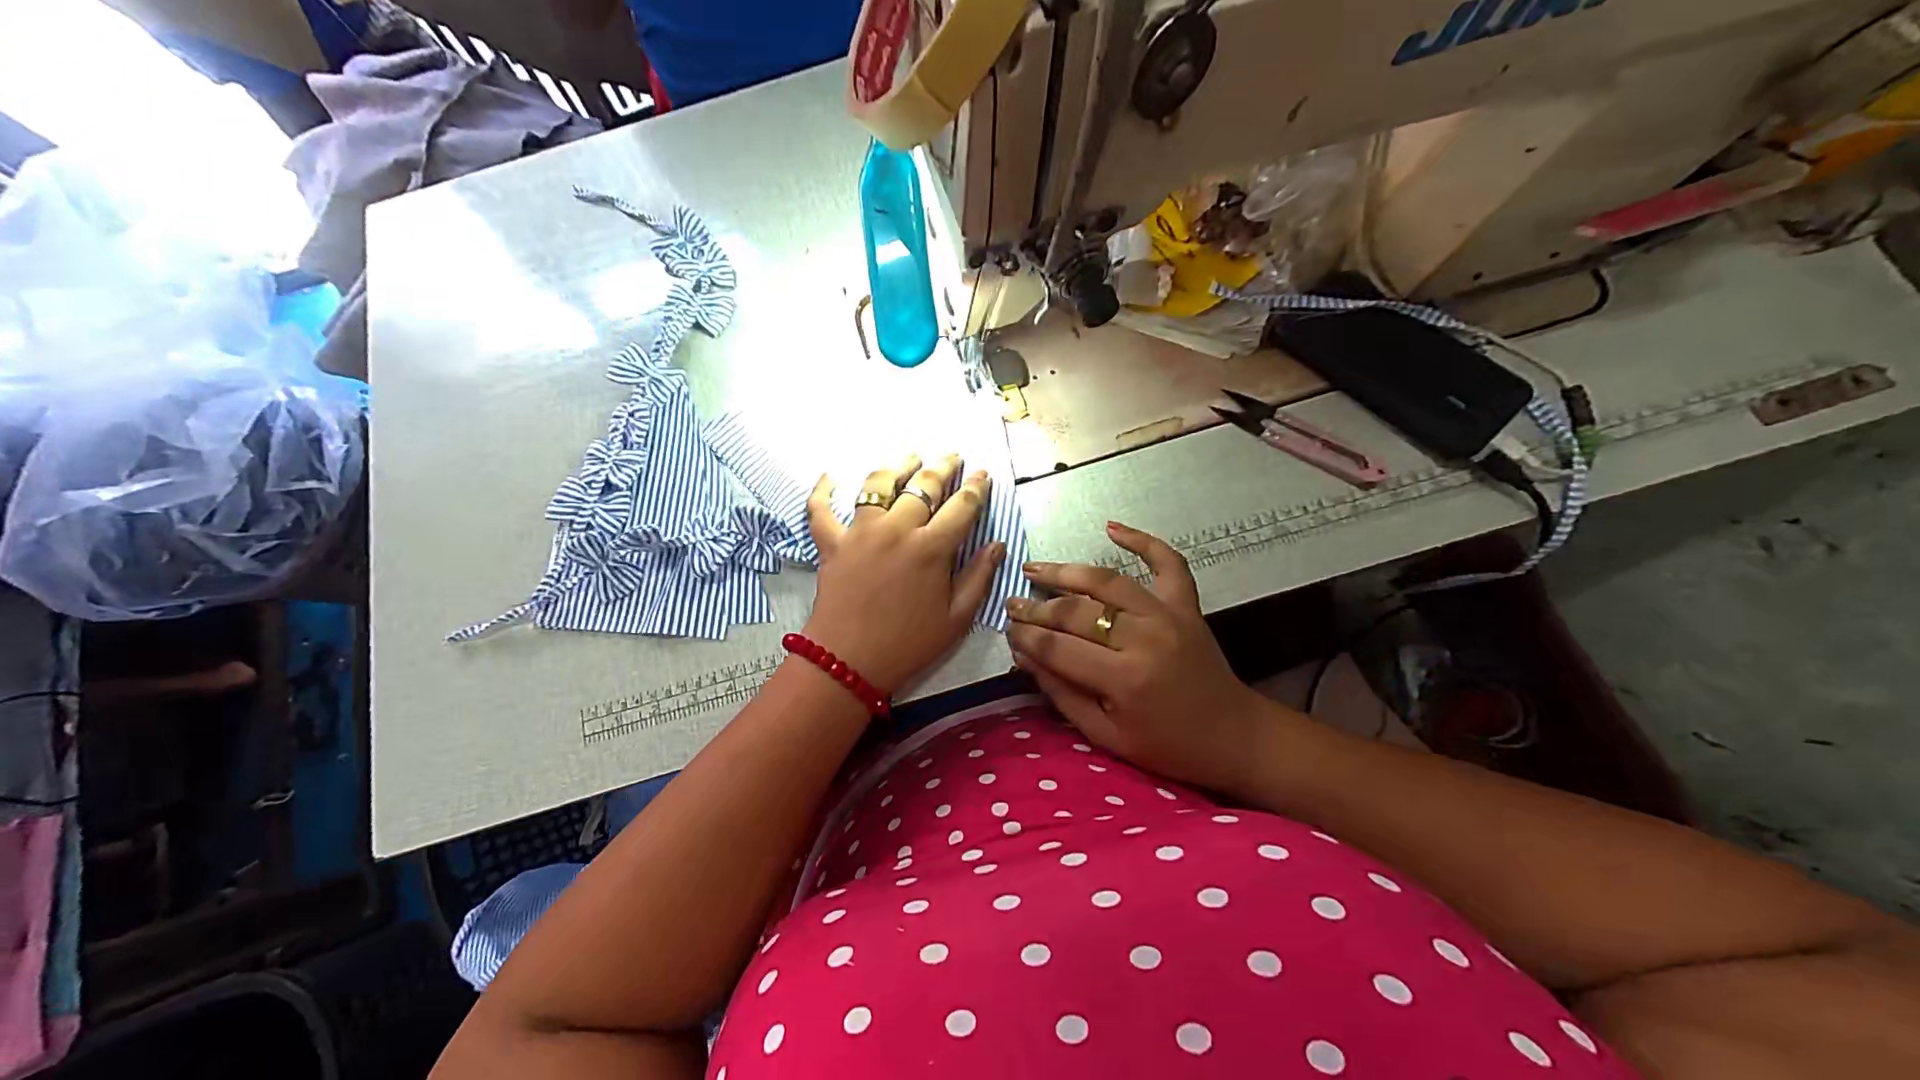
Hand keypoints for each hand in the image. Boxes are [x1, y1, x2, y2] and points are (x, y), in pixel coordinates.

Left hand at [803, 454, 1004, 693]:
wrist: (849, 662)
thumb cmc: (909, 643)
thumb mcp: (957, 617)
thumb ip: (979, 576)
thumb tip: (997, 544)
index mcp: (931, 548)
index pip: (961, 506)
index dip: (975, 487)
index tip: (982, 473)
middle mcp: (897, 529)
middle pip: (922, 486)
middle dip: (941, 467)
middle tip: (951, 456)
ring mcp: (860, 532)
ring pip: (877, 485)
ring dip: (896, 466)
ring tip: (908, 457)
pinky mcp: (832, 543)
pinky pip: (821, 510)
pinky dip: (822, 491)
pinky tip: (828, 476)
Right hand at [1004, 522, 1272, 791]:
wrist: (1233, 736)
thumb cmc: (1167, 746)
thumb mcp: (1106, 736)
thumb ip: (1062, 694)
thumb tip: (1023, 656)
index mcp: (1125, 679)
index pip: (1059, 647)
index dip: (1026, 637)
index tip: (1007, 632)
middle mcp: (1145, 638)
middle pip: (1078, 612)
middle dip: (1038, 608)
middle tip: (1012, 604)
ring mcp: (1169, 615)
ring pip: (1109, 581)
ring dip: (1068, 572)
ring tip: (1035, 568)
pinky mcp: (1186, 605)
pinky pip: (1168, 563)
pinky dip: (1143, 541)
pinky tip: (1112, 527)